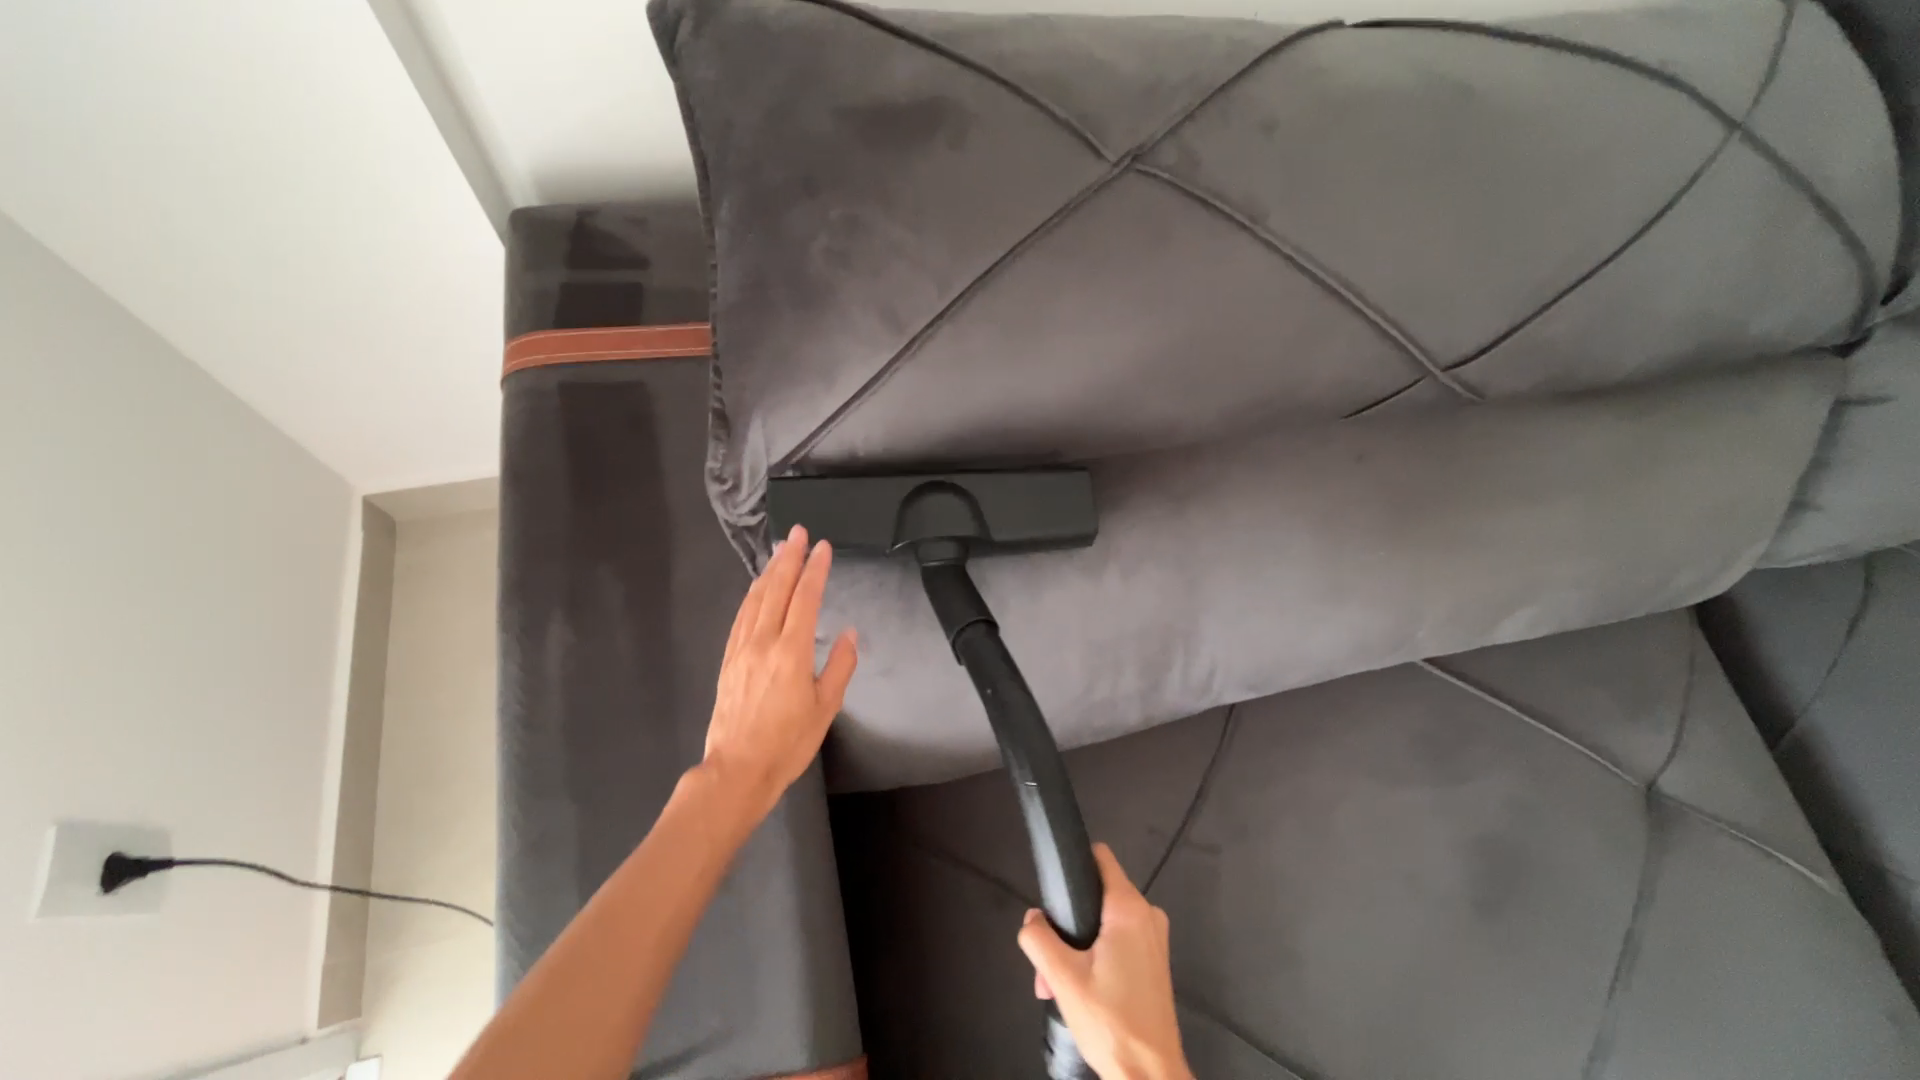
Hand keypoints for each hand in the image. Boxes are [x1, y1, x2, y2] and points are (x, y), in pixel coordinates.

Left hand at [702, 524, 857, 816]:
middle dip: (788, 558)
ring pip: (755, 599)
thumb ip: (840, 666)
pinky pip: (740, 617)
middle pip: (776, 590)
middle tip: (797, 533)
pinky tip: (756, 589)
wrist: (738, 769)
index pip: (805, 599)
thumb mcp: (826, 708)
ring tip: (779, 551)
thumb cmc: (788, 743)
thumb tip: (849, 634)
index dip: (815, 570)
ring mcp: (741, 649)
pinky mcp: (728, 660)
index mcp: (791, 652)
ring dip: (769, 572)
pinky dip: (751, 596)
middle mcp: (763, 642)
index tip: (822, 547)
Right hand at [1018, 844, 1193, 1079]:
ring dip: (1076, 947)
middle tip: (1048, 961)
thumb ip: (1038, 939)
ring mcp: (1154, 940)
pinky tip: (1076, 991)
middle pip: (1095, 896)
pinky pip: (1117, 943)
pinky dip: (1095, 959)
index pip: (1100, 858)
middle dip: (1067, 923)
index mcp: (1128, 908)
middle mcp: (1147, 916)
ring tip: (1056, 984)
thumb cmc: (1110, 1020)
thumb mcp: (1062, 977)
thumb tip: (1032, 919)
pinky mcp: (1153, 963)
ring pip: (1103, 924)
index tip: (1052, 886)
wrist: (1150, 1074)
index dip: (1073, 864)